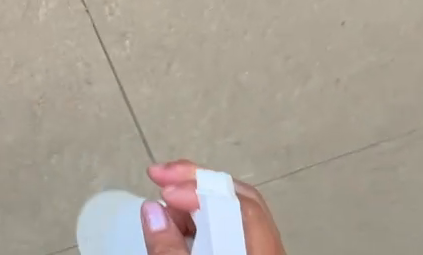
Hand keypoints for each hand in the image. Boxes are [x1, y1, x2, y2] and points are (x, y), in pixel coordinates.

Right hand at [141, 160, 286, 254]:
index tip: (164, 191)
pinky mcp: (251, 252)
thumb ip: (169, 249)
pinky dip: (203, 219)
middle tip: (159, 176)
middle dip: (195, 181)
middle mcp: (270, 249)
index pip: (243, 203)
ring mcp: (263, 250)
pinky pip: (232, 229)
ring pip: (234, 212)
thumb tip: (152, 209)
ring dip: (195, 201)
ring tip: (164, 206)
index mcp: (262, 251)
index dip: (200, 188)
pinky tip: (179, 225)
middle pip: (239, 198)